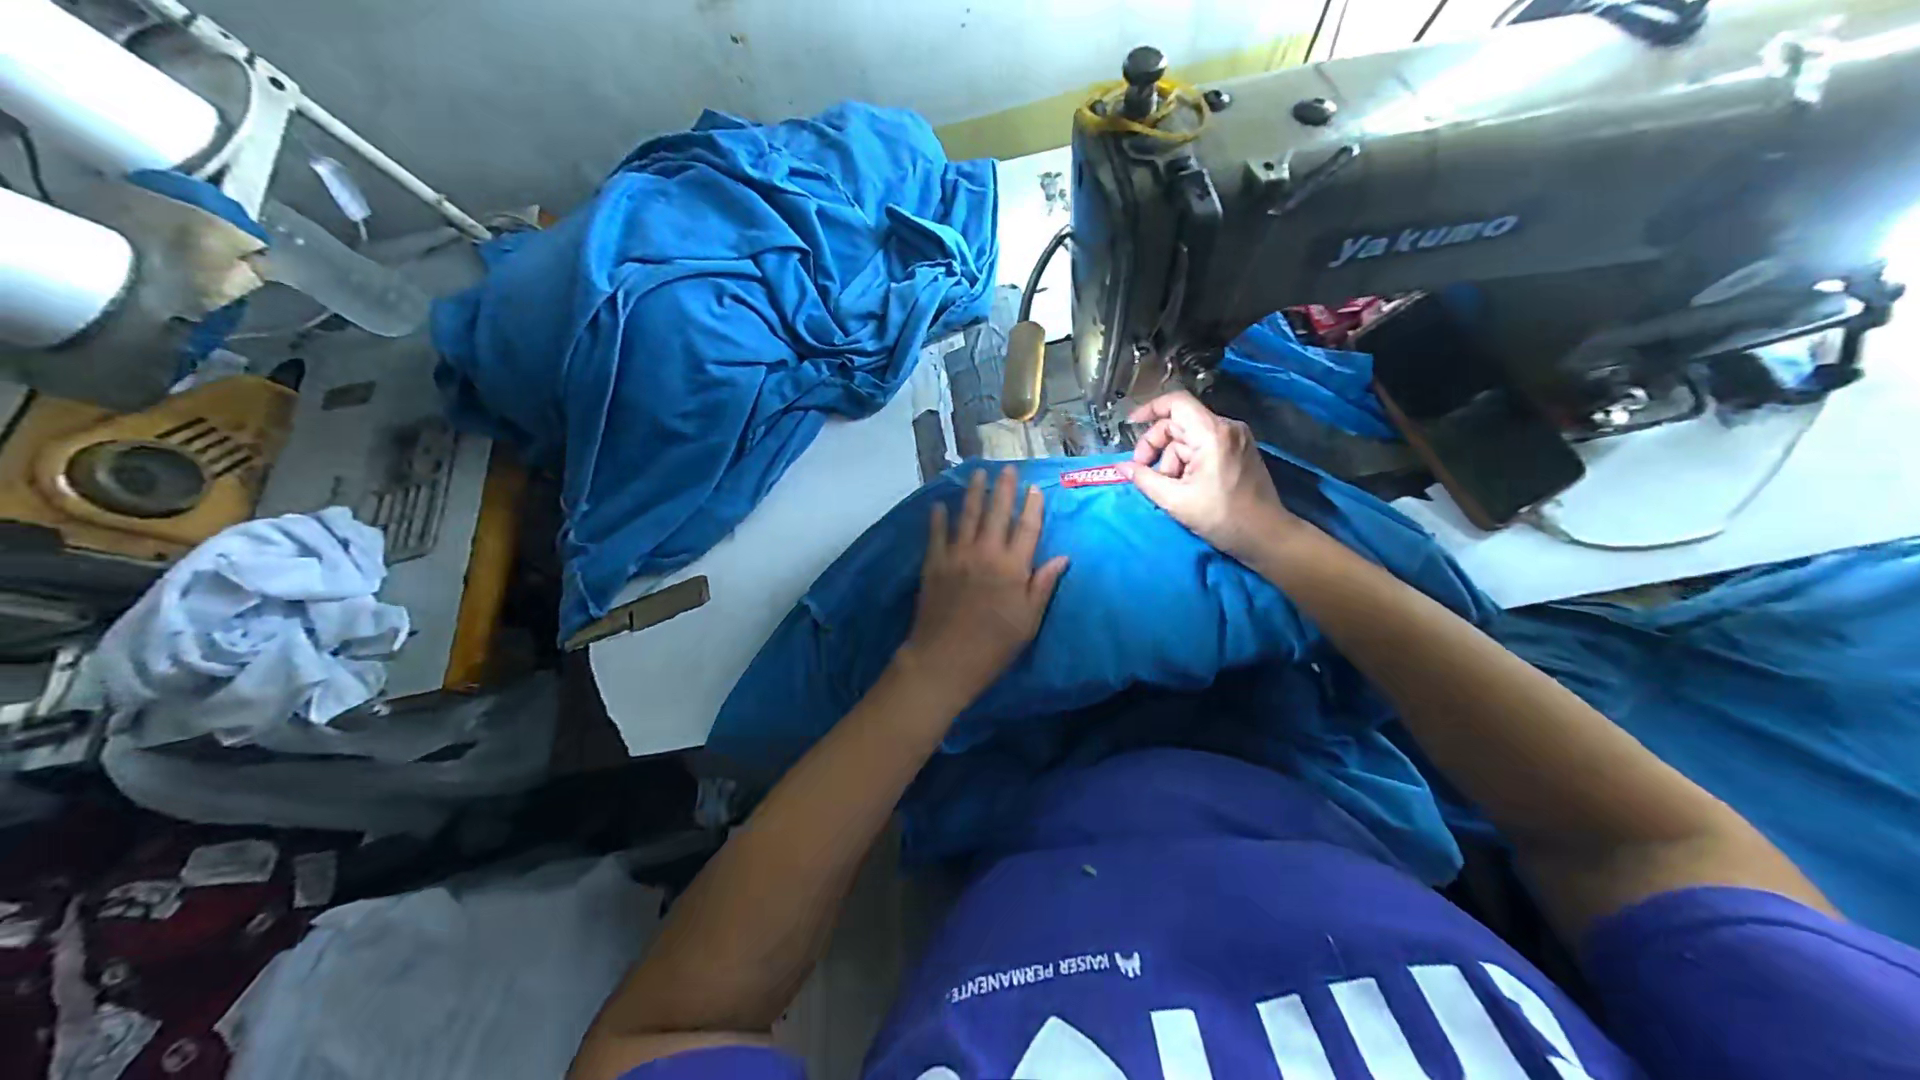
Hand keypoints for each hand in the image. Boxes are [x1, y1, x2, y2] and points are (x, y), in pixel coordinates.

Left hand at [898, 466, 1069, 706]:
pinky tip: (939, 504)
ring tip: (978, 474)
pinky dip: (938, 518)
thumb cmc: (994, 645)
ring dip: (973, 492)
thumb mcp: (1028, 620)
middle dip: (1003, 489)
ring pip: (967, 515)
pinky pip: (936, 534)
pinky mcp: (933, 564)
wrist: (944, 659)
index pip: (1026, 528)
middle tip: (1007, 469)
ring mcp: (957, 556)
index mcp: (1013, 567)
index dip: (1032, 506)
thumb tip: (1063, 557)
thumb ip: (1043, 585)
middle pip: (996, 513)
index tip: (1035, 488)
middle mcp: (985, 553)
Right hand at [1118, 390, 1301, 557]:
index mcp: (1212, 434)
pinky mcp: (1239, 449)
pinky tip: (1185, 485)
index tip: (1130, 425)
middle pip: (1179, 422)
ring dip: (1172, 459)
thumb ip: (1145, 479)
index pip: (1176, 402)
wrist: (1266, 536)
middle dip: (1156, 446)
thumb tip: (1121, 467)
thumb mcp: (1175, 501)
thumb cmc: (1222, 518)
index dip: (1149, 409)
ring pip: (1189, 438)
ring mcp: (1236, 438)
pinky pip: (1203, 446)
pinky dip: (1188, 462)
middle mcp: (1227, 428)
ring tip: (1170, 488)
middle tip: (1143, 472)